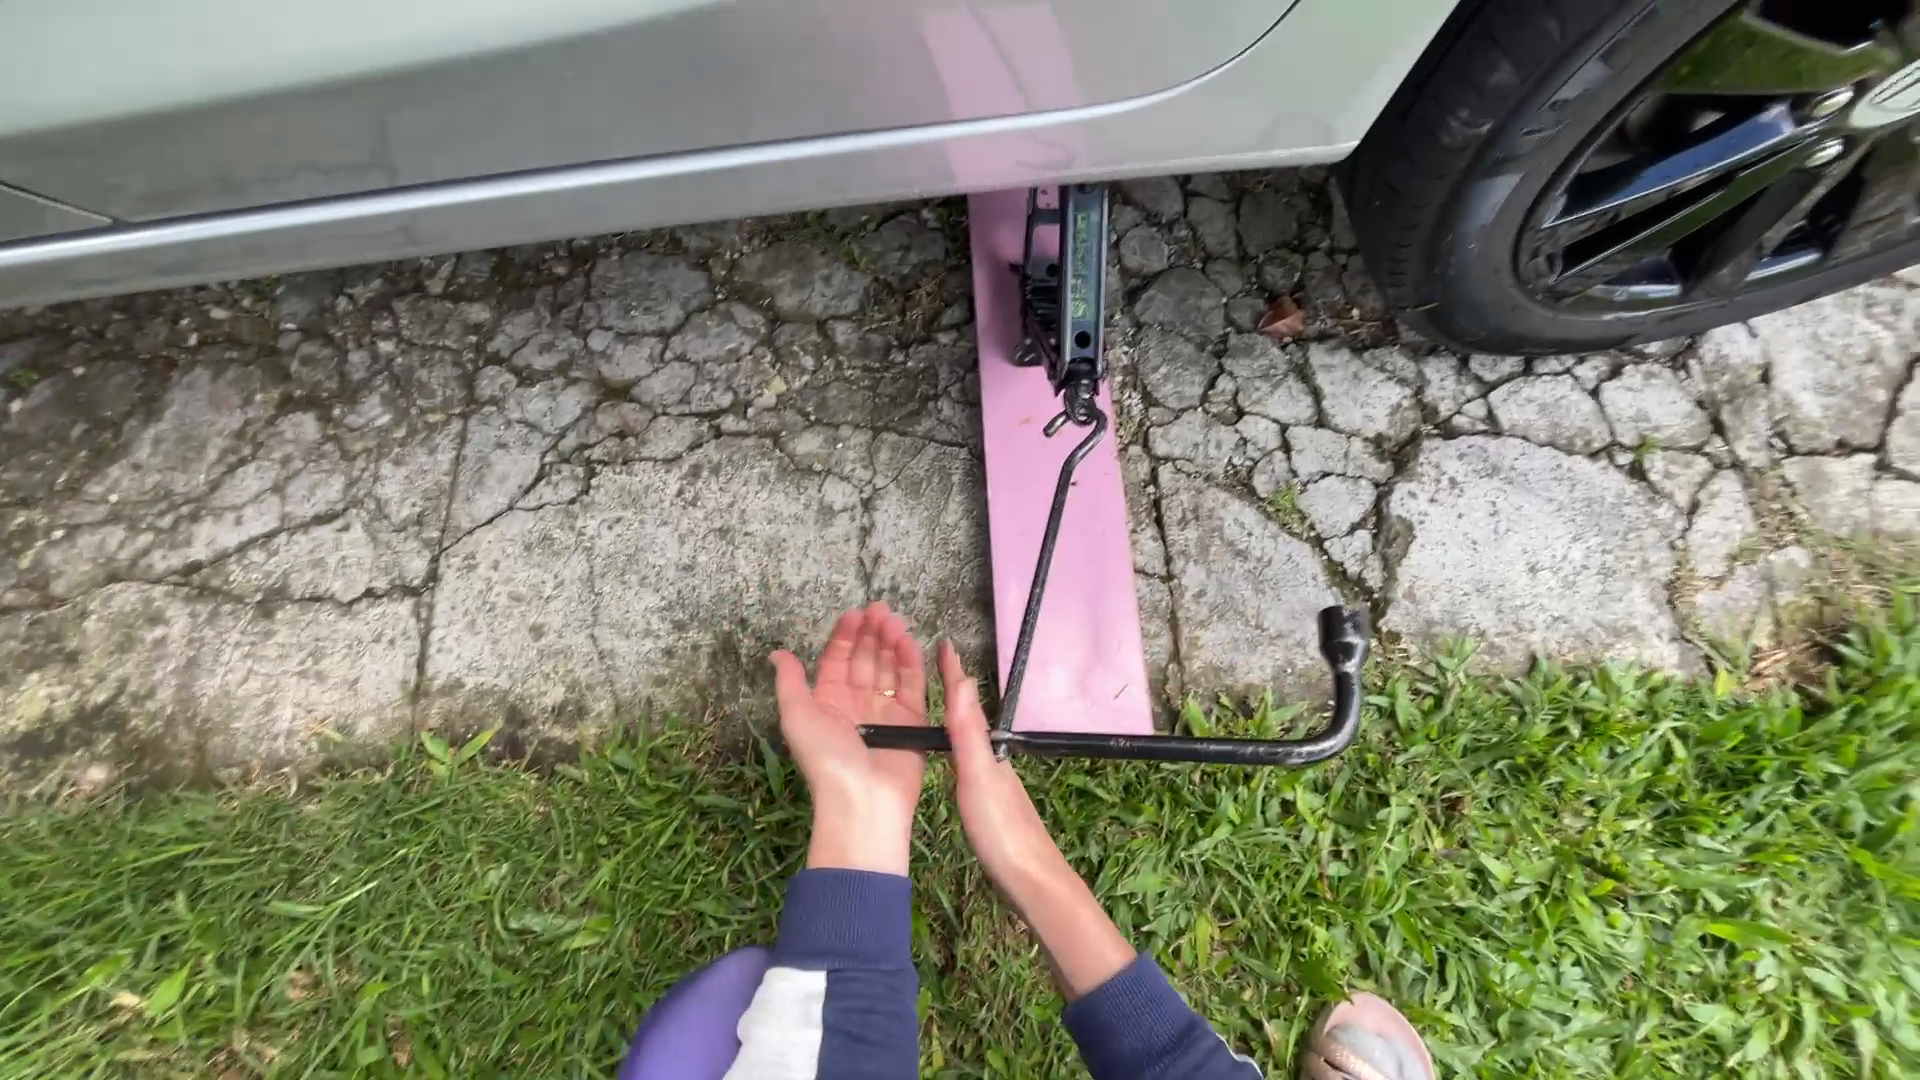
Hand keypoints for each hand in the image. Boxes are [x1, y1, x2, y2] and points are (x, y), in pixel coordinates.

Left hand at [771, 602, 927, 875]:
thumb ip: (790, 682)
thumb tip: (777, 653)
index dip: (845, 635)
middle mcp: (856, 703)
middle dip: (871, 633)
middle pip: (865, 659)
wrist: (863, 800)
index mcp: (828, 701)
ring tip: (894, 620)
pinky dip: (911, 662)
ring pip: (889, 667)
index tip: (855, 613)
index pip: (837, 659)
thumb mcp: (797, 716)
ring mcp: (886, 711)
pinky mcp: (911, 720)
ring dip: (891, 642)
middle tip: (880, 608)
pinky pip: (912, 685)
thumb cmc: (826, 758)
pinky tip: (909, 641)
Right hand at [937, 640, 1135, 998]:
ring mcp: (994, 782)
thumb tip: (963, 682)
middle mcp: (992, 760)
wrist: (1032, 880)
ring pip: (971, 738)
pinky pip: (970, 760)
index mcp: (987, 751)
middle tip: (933, 664)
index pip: (967, 704)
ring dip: (956, 715)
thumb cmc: (1002, 831)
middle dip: (953, 688)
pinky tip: (955, 758)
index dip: (953, 675)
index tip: (943, 643)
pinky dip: (958, 745)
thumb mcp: (978, 779)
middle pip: (970, 715)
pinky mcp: (991, 804)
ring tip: (939, 702)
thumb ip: (969, 734)